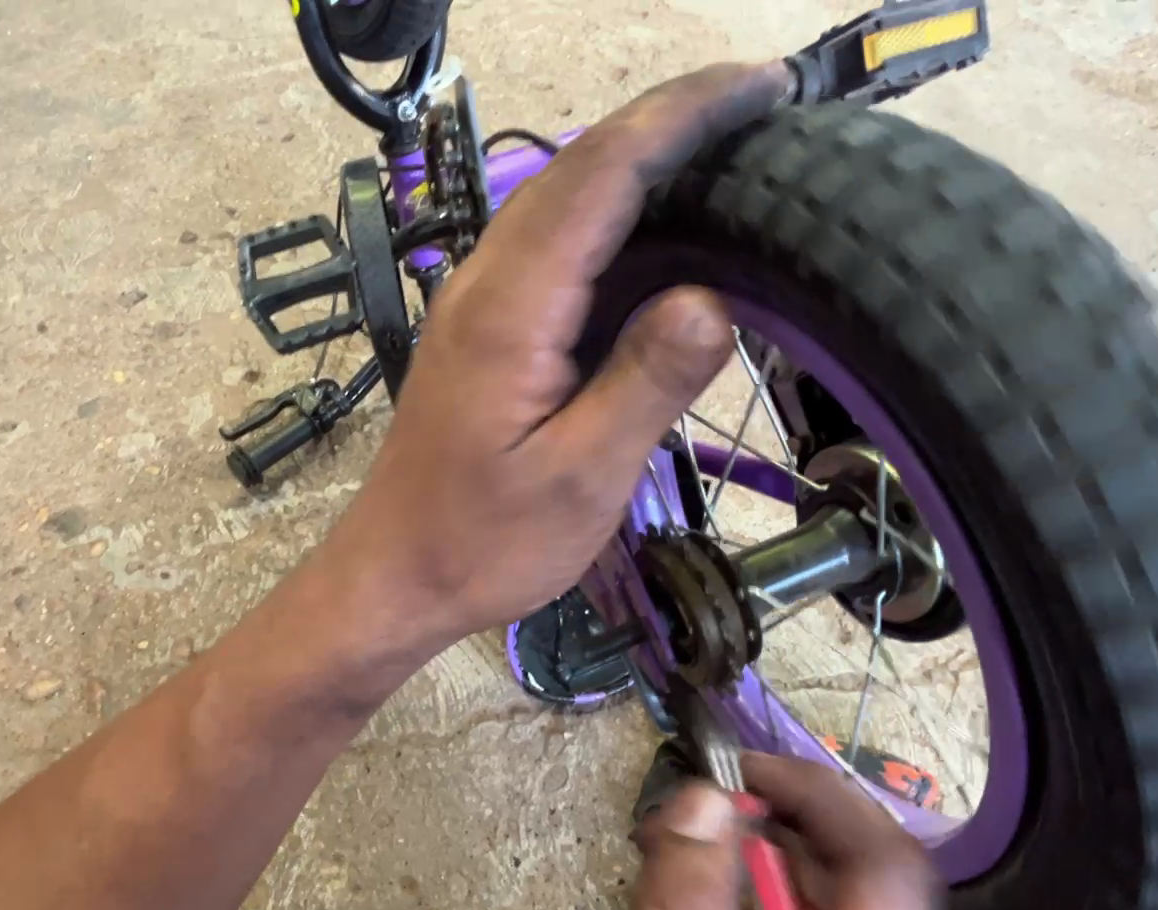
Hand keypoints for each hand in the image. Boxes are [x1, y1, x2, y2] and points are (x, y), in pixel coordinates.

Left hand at [314, 62, 787, 646]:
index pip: (600, 176)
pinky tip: (652, 236)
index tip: (761, 87)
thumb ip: (644, 384)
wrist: (396, 574)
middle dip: (666, 123)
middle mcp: (484, 287)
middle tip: (758, 107)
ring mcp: (475, 306)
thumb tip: (711, 297)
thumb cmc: (483, 543)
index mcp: (511, 311)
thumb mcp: (580, 479)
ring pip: (558, 204)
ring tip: (722, 155)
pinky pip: (548, 250)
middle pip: (575, 171)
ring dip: (636, 164)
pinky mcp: (480, 333)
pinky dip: (608, 219)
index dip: (682, 118)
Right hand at [575, 754, 942, 909]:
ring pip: (830, 890)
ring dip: (757, 852)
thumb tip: (704, 798)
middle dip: (775, 820)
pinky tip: (696, 904)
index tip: (741, 772)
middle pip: (860, 870)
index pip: (887, 869)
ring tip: (677, 856)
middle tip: (687, 815)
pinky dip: (751, 891)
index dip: (824, 797)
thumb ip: (681, 903)